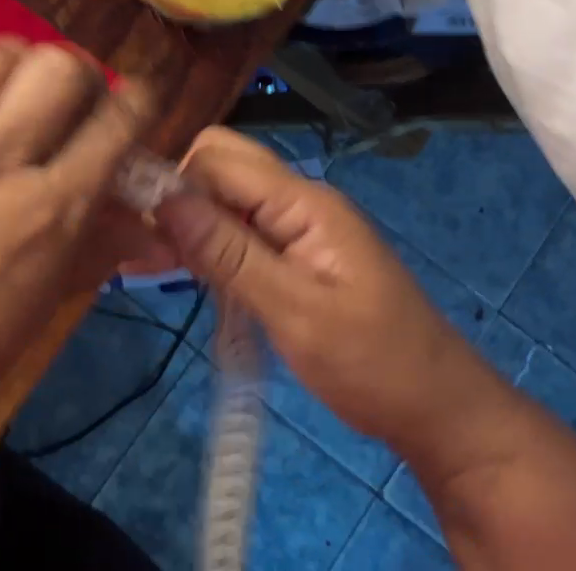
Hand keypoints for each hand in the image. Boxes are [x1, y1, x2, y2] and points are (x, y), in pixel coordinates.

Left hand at [0, 35, 155, 433]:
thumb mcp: (56, 293)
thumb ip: (109, 243)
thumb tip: (164, 226)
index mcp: (53, 206)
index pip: (115, 121)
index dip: (138, 99)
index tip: (135, 101)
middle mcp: (0, 160)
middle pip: (57, 68)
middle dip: (80, 74)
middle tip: (73, 100)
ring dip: (17, 60)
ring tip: (17, 85)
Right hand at [153, 128, 507, 456]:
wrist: (442, 415)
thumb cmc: (373, 365)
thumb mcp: (296, 313)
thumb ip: (228, 252)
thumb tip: (162, 197)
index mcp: (303, 203)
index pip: (217, 158)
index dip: (170, 180)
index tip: (133, 222)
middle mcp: (295, 201)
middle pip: (216, 166)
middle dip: (170, 193)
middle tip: (138, 242)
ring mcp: (293, 226)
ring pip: (219, 197)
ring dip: (180, 221)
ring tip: (139, 260)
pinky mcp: (289, 254)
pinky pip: (233, 229)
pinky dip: (200, 244)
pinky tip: (171, 270)